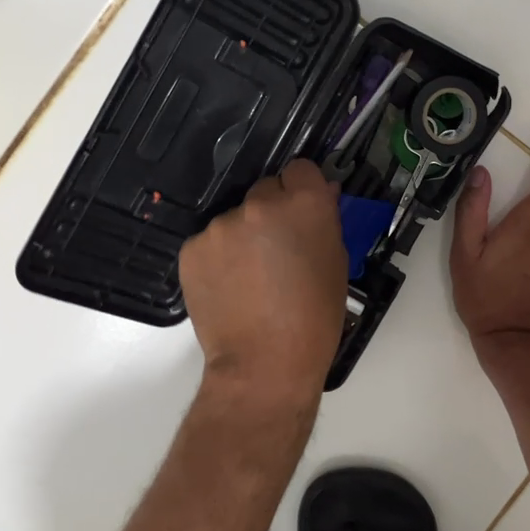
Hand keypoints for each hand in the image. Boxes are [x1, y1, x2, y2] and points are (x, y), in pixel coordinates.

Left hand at [180, 159, 346, 403]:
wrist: (266, 362)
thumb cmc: (314, 318)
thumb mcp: (336, 262)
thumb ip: (325, 222)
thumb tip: (320, 196)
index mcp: (304, 203)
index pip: (301, 168)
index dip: (303, 189)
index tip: (304, 209)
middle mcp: (260, 204)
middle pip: (265, 190)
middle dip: (272, 213)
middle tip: (279, 250)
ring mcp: (221, 225)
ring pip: (235, 219)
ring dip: (243, 237)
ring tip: (253, 277)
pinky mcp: (192, 248)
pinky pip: (210, 243)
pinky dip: (219, 259)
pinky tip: (231, 286)